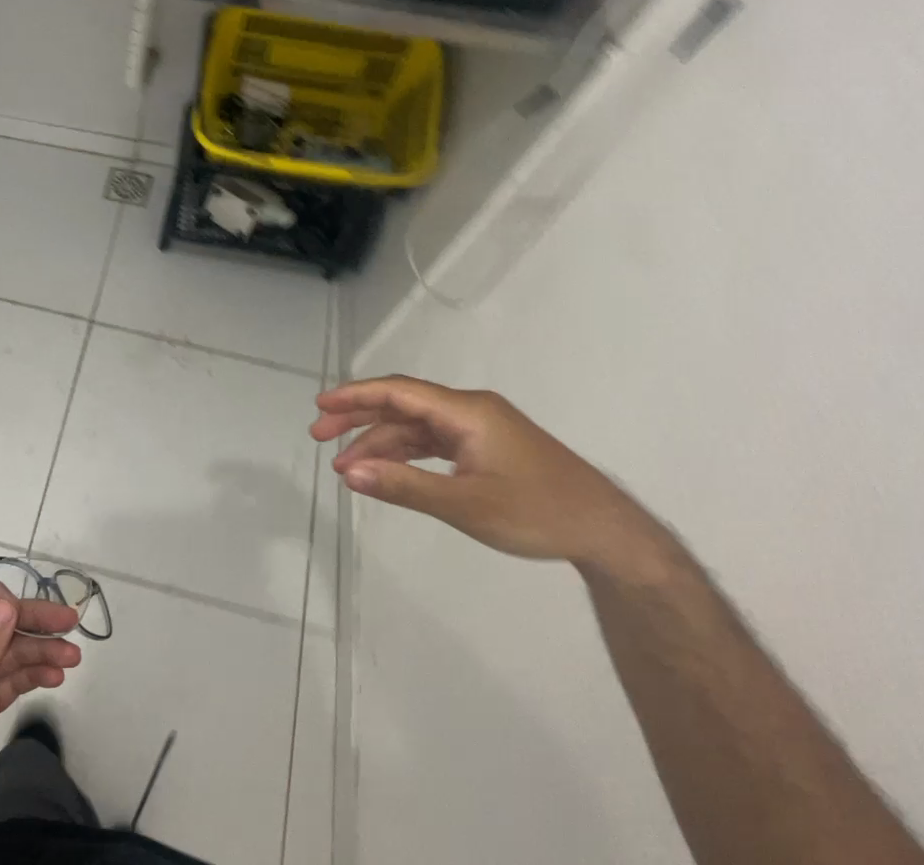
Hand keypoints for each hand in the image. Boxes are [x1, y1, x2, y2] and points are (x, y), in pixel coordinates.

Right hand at [310, 375, 670, 574]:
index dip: (355, 396)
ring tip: (345, 467)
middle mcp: (470, 411)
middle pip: (402, 404)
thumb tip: (349, 473)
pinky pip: (433, 441)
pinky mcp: (486, 448)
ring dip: (379, 442)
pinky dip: (404, 453)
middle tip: (319, 437)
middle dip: (358, 418)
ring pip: (416, 425)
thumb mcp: (464, 504)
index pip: (398, 392)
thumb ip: (403, 486)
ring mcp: (479, 429)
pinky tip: (384, 470)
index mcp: (467, 412)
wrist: (604, 531)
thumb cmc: (537, 512)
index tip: (319, 407)